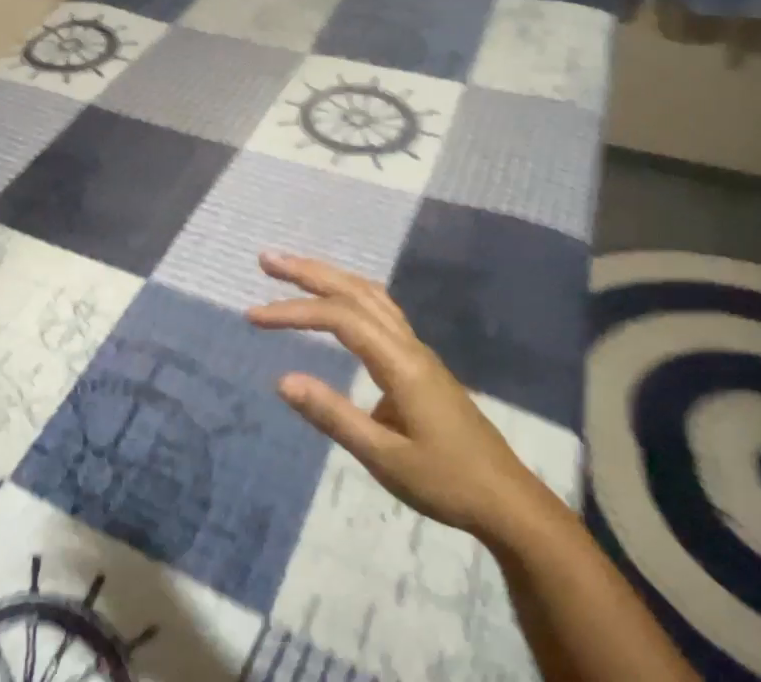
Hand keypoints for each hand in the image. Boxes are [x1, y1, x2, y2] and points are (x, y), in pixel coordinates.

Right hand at [247, 252, 563, 540]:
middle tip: (266, 260)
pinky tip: (337, 307)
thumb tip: (282, 380)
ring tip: (293, 272)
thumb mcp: (383, 457)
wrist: (507, 501)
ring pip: (372, 298)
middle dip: (309, 273)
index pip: (340, 319)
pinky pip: (381, 314)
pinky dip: (350, 297)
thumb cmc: (446, 482)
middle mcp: (410, 347)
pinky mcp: (421, 367)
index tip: (253, 317)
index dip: (294, 311)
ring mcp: (419, 354)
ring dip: (331, 279)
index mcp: (401, 364)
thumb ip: (333, 415)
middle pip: (357, 293)